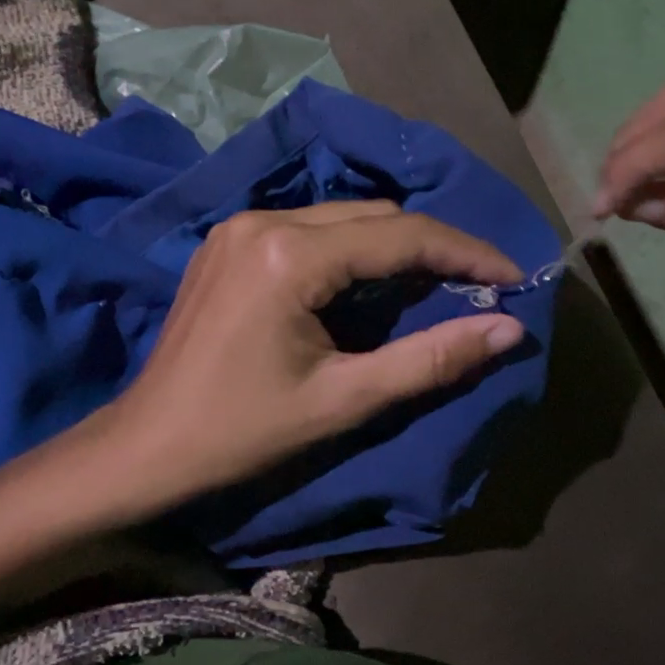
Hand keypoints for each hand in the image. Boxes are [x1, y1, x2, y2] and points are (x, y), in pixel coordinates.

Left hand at [96, 201, 525, 503]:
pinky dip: (348, 253)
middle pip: (373, 216)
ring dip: (390, 249)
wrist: (149, 447)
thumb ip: (429, 360)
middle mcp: (262, 219)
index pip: (402, 235)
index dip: (467, 253)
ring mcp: (237, 228)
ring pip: (340, 219)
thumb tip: (508, 329)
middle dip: (431, 248)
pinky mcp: (226, 245)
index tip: (515, 277)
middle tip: (475, 290)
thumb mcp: (344, 400)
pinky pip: (306, 232)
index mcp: (289, 253)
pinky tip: (365, 290)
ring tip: (430, 292)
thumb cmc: (243, 432)